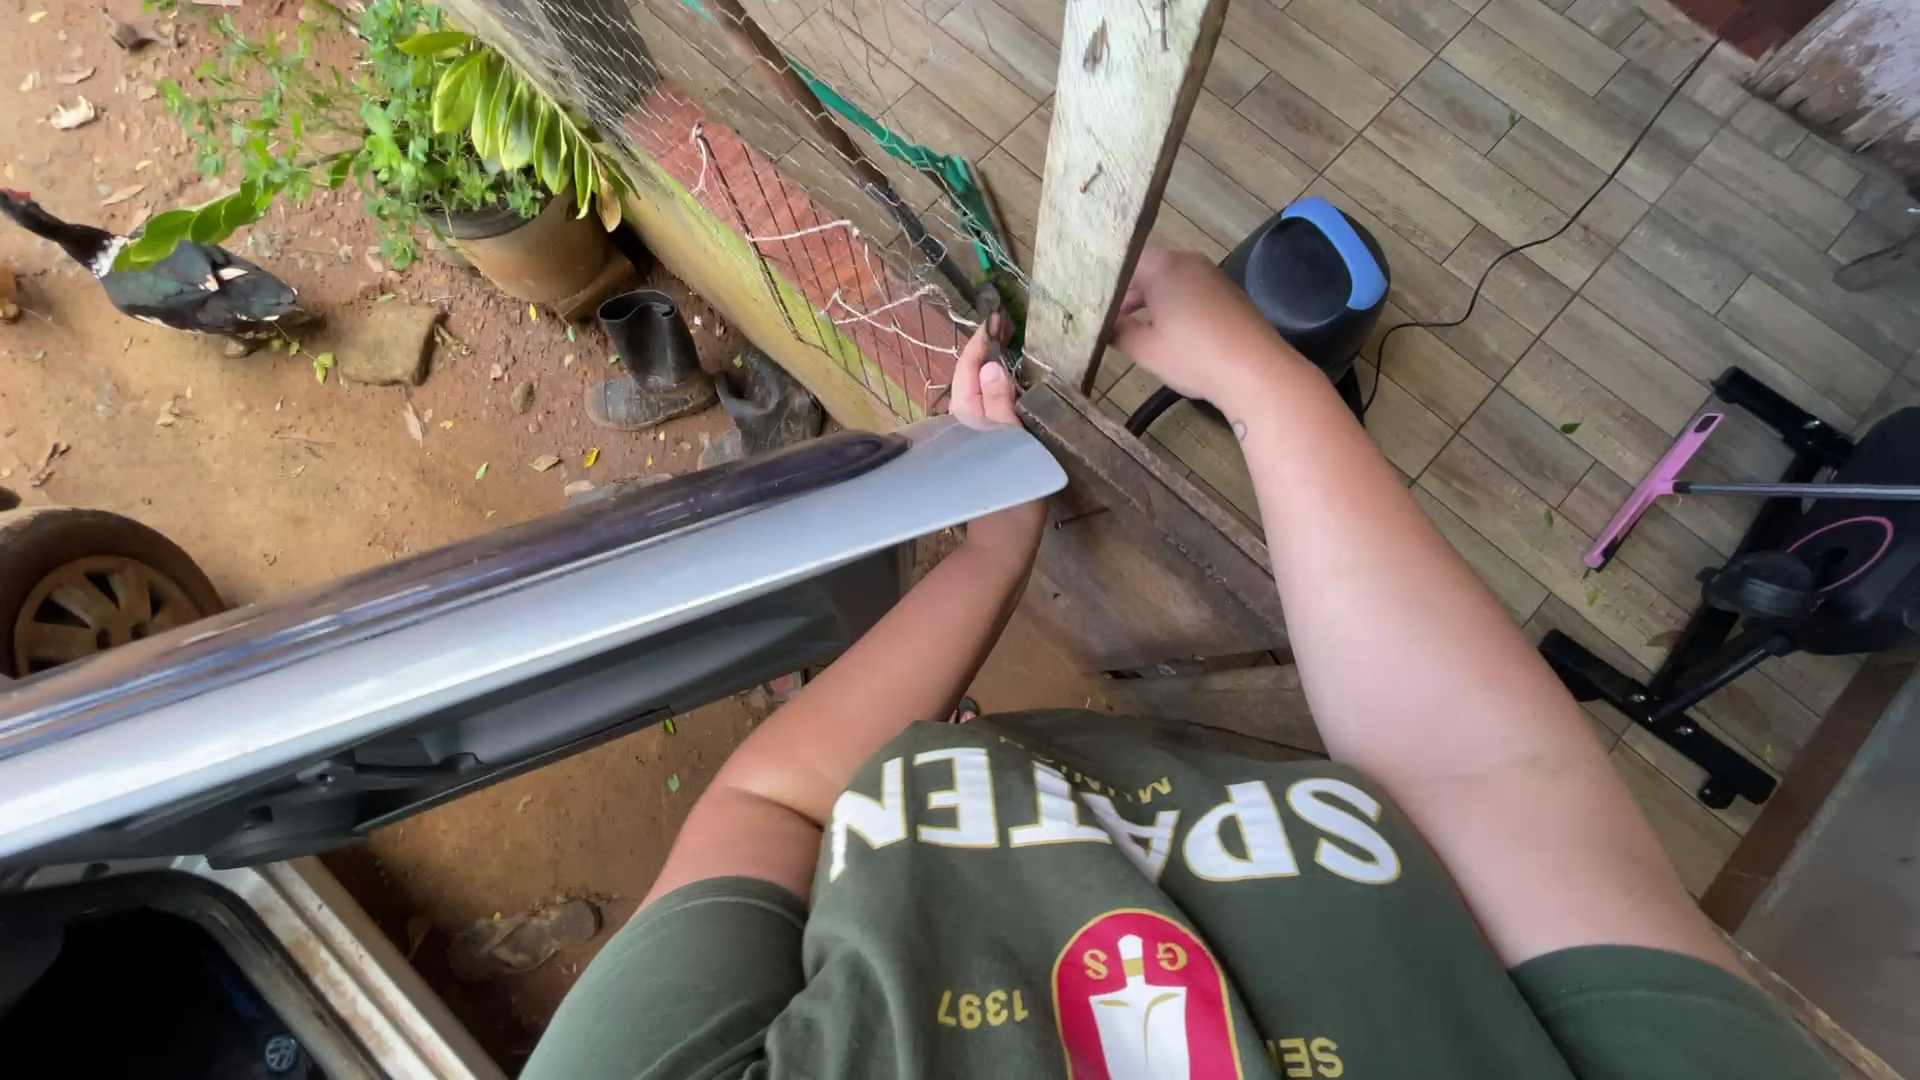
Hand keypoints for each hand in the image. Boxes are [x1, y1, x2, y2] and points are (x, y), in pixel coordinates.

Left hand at [947, 311, 1045, 563]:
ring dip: (992, 369)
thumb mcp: (1010, 451)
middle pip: (971, 380)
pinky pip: (991, 412)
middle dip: (985, 351)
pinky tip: (1015, 386)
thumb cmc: (1009, 502)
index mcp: (969, 422)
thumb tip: (991, 368)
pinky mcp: (987, 451)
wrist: (1004, 546)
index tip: (995, 319)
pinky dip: (1000, 392)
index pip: (968, 373)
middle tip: (1005, 324)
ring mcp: (976, 439)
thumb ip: (1000, 410)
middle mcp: (967, 426)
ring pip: (980, 395)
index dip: (980, 345)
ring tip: (1010, 344)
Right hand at [1115, 247, 1312, 404]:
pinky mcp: (1225, 293)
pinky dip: (1171, 305)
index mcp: (1163, 267)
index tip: (1087, 299)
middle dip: (1125, 292)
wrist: (1255, 370)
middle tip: (1103, 316)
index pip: (1123, 262)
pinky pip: (1188, 291)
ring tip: (1128, 327)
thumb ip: (1117, 332)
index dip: (1103, 280)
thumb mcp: (1145, 349)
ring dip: (1148, 301)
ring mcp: (1210, 275)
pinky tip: (1164, 331)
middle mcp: (1188, 261)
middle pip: (1147, 269)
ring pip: (1168, 281)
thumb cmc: (1193, 356)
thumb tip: (1103, 325)